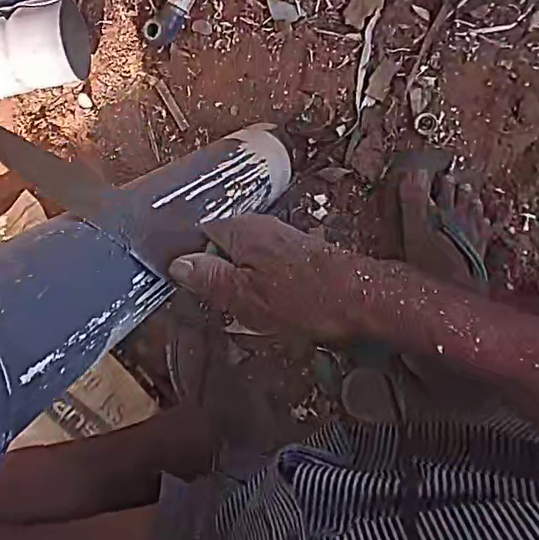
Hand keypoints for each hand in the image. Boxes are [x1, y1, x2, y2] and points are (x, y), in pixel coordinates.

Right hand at [167, 215, 402, 343]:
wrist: (361, 298)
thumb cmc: (301, 299)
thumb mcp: (244, 296)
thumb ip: (208, 278)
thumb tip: (177, 263)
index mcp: (238, 230)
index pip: (199, 236)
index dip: (193, 264)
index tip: (195, 291)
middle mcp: (257, 225)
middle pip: (222, 248)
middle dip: (220, 277)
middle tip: (225, 308)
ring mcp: (279, 237)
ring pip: (244, 260)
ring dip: (242, 285)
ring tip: (251, 313)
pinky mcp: (296, 252)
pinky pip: (266, 267)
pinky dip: (263, 286)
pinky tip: (274, 309)